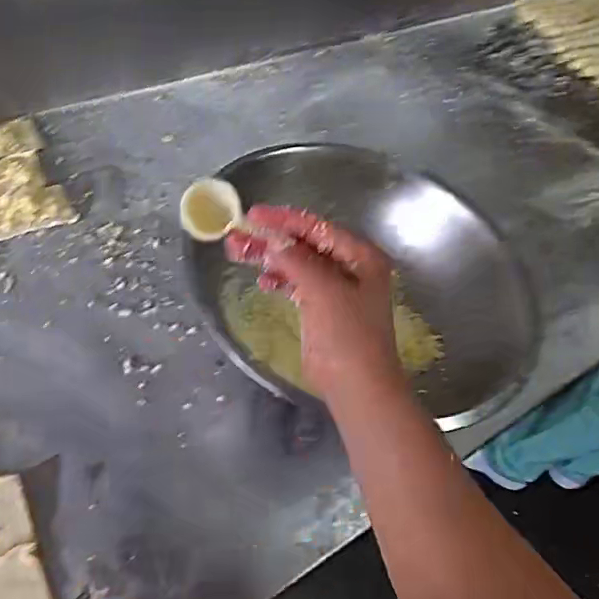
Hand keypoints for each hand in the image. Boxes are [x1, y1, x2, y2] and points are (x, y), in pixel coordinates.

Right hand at [224, 205, 402, 396]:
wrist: (356, 383)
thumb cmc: (346, 334)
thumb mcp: (322, 290)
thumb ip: (296, 260)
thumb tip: (272, 240)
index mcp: (360, 257)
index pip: (317, 228)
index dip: (284, 220)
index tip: (252, 215)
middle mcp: (351, 267)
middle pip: (305, 244)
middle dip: (271, 239)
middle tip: (237, 236)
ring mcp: (336, 288)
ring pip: (297, 263)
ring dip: (269, 257)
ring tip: (238, 254)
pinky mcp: (322, 307)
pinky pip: (297, 282)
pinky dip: (279, 278)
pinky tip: (263, 280)